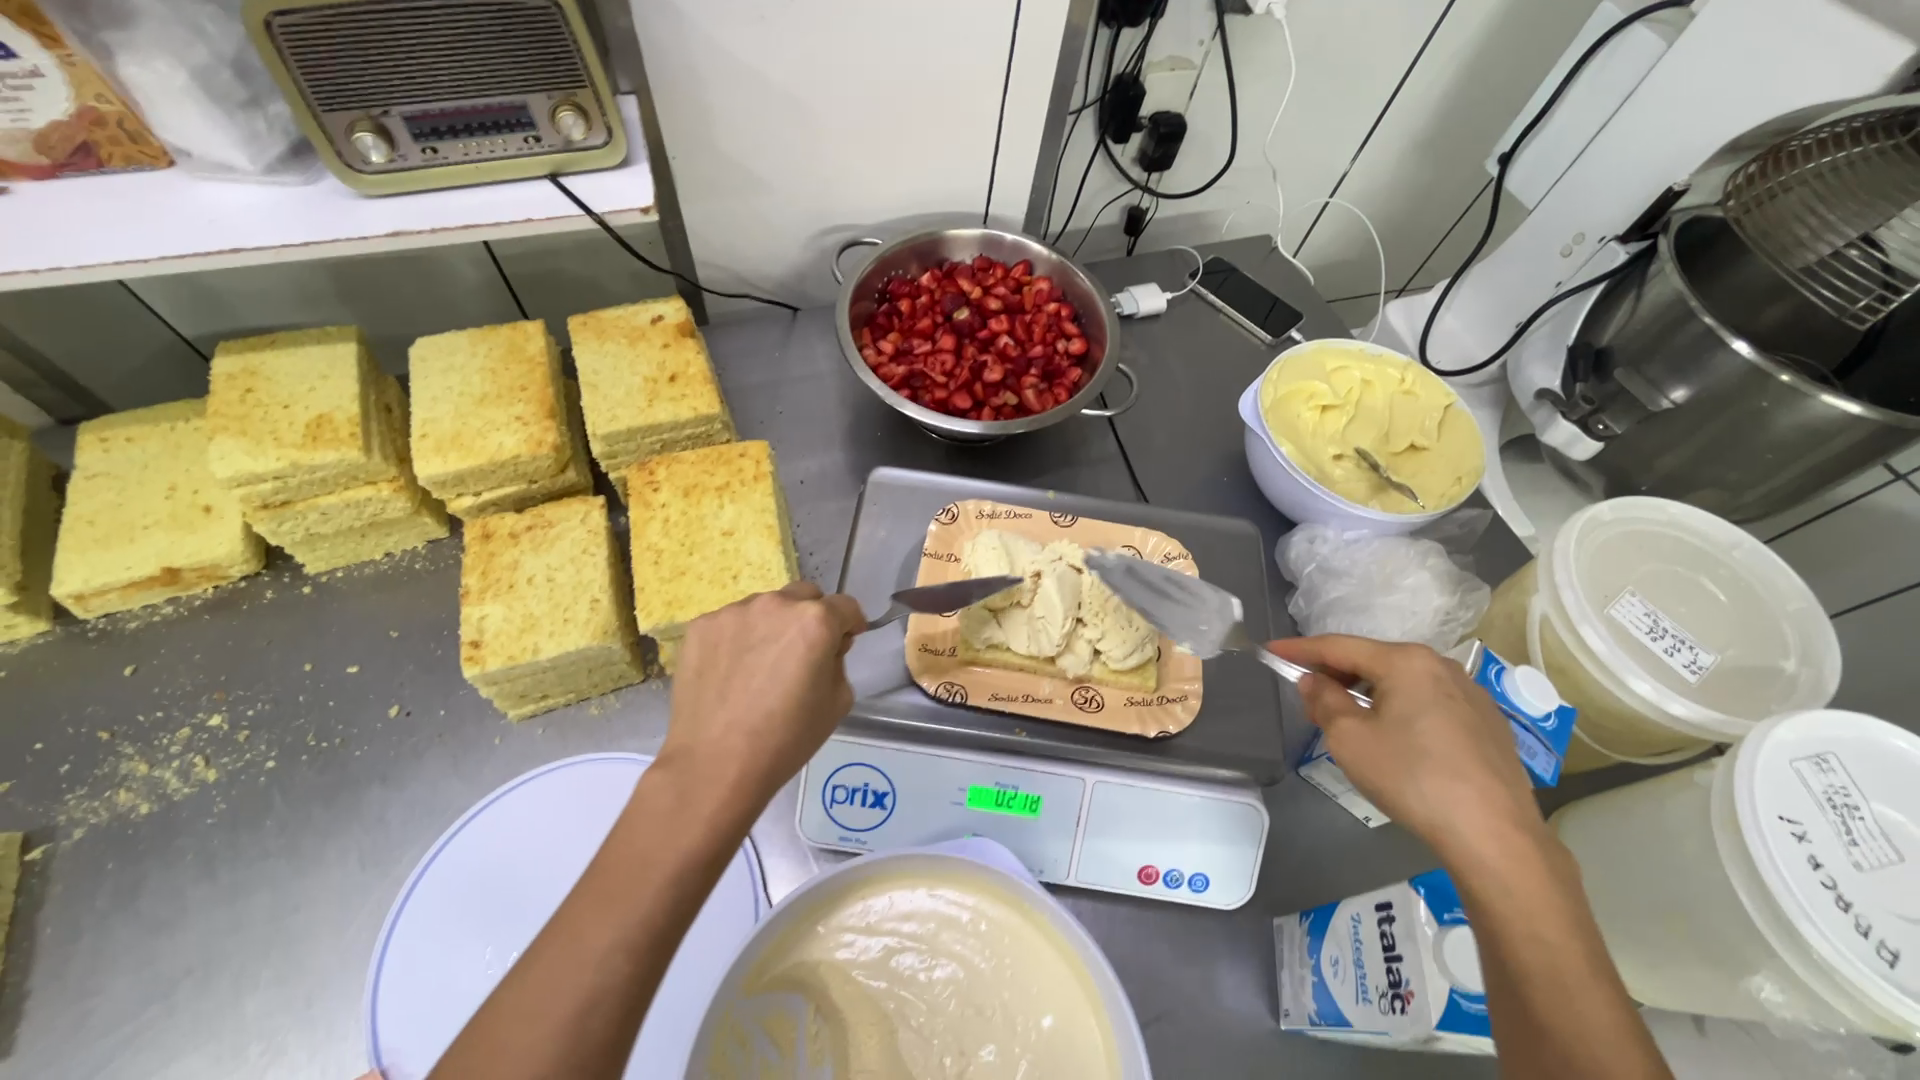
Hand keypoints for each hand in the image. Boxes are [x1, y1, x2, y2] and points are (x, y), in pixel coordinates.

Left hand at [659, 582, 866, 806]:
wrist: (716, 763)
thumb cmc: (786, 738)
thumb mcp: (837, 702)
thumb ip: (837, 662)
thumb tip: (824, 649)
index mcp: (816, 622)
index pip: (845, 606)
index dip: (851, 624)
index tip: (846, 641)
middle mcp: (775, 605)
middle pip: (804, 596)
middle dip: (812, 617)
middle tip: (804, 652)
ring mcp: (733, 612)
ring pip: (764, 608)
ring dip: (772, 626)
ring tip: (761, 666)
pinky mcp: (700, 626)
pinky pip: (730, 624)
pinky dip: (738, 639)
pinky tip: (732, 673)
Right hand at [1269, 635, 1549, 867]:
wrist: (1493, 833)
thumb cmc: (1411, 778)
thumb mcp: (1349, 739)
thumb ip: (1324, 701)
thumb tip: (1313, 680)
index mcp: (1405, 661)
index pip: (1338, 646)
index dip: (1300, 649)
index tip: (1270, 650)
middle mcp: (1441, 666)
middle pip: (1374, 661)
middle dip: (1337, 674)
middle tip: (1308, 698)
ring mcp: (1471, 694)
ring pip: (1404, 683)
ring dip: (1370, 694)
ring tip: (1349, 721)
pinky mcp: (1488, 723)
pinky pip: (1430, 703)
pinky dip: (1401, 710)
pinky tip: (1397, 740)